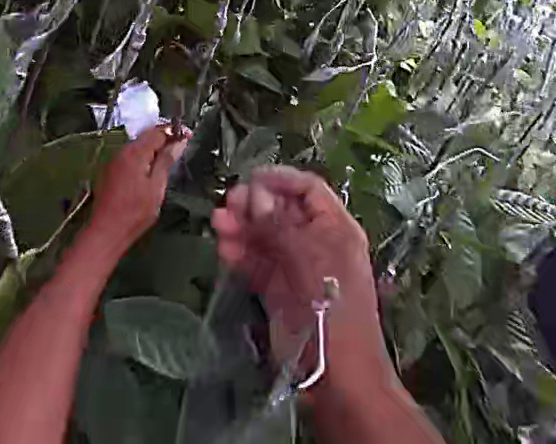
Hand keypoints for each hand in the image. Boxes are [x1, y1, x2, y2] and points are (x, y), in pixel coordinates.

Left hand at [87, 123, 189, 251]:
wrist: (105, 233)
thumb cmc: (135, 212)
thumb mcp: (157, 187)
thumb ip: (166, 161)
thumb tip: (178, 141)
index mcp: (135, 153)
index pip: (157, 132)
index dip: (174, 131)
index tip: (188, 136)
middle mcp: (122, 152)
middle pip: (146, 136)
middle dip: (164, 137)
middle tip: (180, 145)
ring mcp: (114, 161)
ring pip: (137, 145)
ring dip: (153, 146)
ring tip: (168, 156)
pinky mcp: (110, 171)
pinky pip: (130, 155)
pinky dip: (143, 155)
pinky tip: (150, 167)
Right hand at [210, 166, 389, 389]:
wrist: (337, 377)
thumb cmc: (331, 308)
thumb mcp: (307, 260)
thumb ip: (278, 226)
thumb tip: (253, 195)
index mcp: (335, 227)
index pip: (308, 190)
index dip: (281, 180)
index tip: (251, 178)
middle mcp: (316, 242)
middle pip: (284, 212)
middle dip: (256, 204)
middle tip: (229, 201)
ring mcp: (297, 268)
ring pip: (267, 238)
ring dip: (243, 228)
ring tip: (218, 221)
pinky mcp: (280, 292)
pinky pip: (259, 265)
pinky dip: (242, 255)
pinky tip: (224, 247)